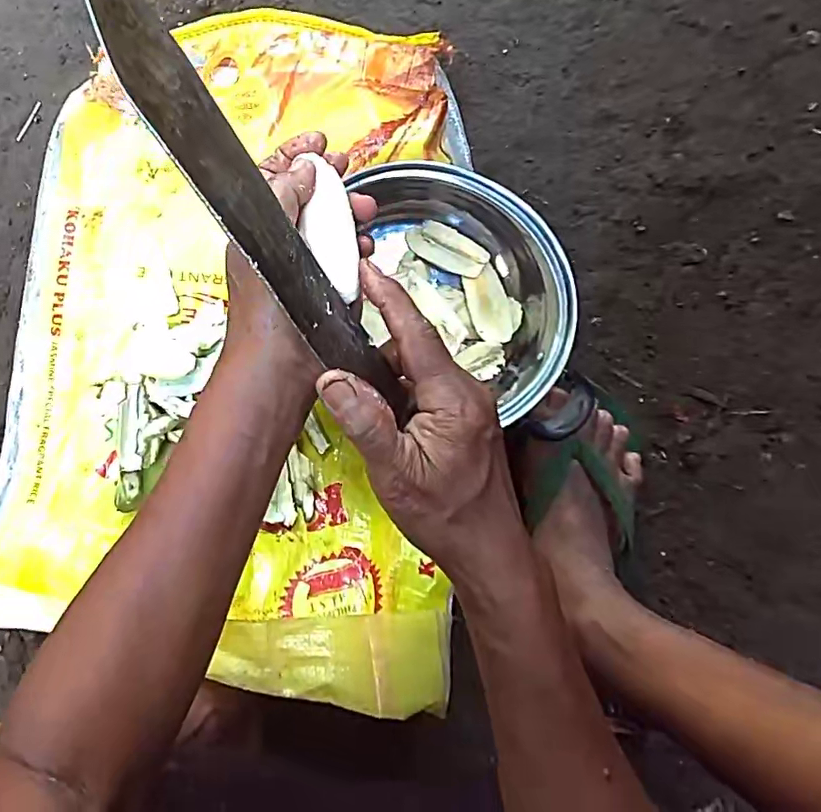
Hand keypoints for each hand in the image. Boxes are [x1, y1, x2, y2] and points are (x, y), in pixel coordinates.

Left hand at [221, 132, 376, 375]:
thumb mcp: (268, 238)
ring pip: (329, 224)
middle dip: (329, 179)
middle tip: (346, 166)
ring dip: (348, 211)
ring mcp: (302, 264)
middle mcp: (277, 242)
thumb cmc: (267, 304)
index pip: (273, 179)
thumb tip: (304, 167)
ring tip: (363, 210)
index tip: (317, 140)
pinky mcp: (326, 284)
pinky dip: (356, 245)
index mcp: (253, 228)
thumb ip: (283, 195)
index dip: (293, 155)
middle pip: (306, 197)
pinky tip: (363, 246)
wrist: (282, 362)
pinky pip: (343, 254)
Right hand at [314, 261, 523, 584]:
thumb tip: (332, 377)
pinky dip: (399, 393)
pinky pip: (424, 387)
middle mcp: (467, 390)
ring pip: (416, 369)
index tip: (367, 268)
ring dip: (387, 379)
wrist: (488, 552)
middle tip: (344, 375)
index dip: (389, 297)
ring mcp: (469, 403)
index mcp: (454, 397)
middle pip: (412, 349)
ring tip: (366, 411)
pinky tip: (386, 421)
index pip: (416, 334)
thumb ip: (364, 421)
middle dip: (376, 355)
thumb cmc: (443, 516)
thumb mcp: (395, 472)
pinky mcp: (465, 417)